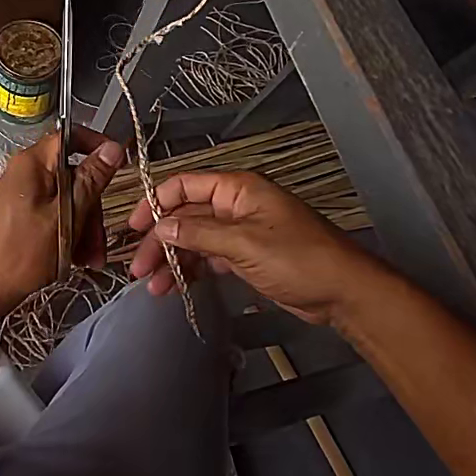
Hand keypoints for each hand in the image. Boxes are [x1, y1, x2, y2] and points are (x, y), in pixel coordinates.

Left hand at [0, 127, 124, 329]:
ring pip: (71, 198)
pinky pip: (58, 214)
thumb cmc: (22, 254)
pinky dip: (72, 233)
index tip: (120, 165)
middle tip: (100, 239)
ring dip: (86, 226)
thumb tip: (113, 148)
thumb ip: (91, 179)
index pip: (71, 136)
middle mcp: (28, 172)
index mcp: (33, 164)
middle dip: (94, 206)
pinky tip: (78, 257)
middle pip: (76, 174)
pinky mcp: (25, 214)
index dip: (98, 146)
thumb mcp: (66, 216)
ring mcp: (26, 194)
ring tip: (91, 258)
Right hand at [127, 170, 399, 325]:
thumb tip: (163, 225)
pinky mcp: (248, 256)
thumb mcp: (244, 243)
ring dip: (174, 260)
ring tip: (154, 286)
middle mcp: (238, 206)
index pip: (186, 185)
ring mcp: (243, 232)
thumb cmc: (301, 259)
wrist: (341, 291)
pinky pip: (211, 257)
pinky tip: (177, 286)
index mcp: (239, 189)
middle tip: (140, 268)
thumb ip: (199, 233)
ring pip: (196, 239)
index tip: (133, 227)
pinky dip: (193, 270)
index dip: (156, 203)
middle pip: (187, 215)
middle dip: (161, 240)